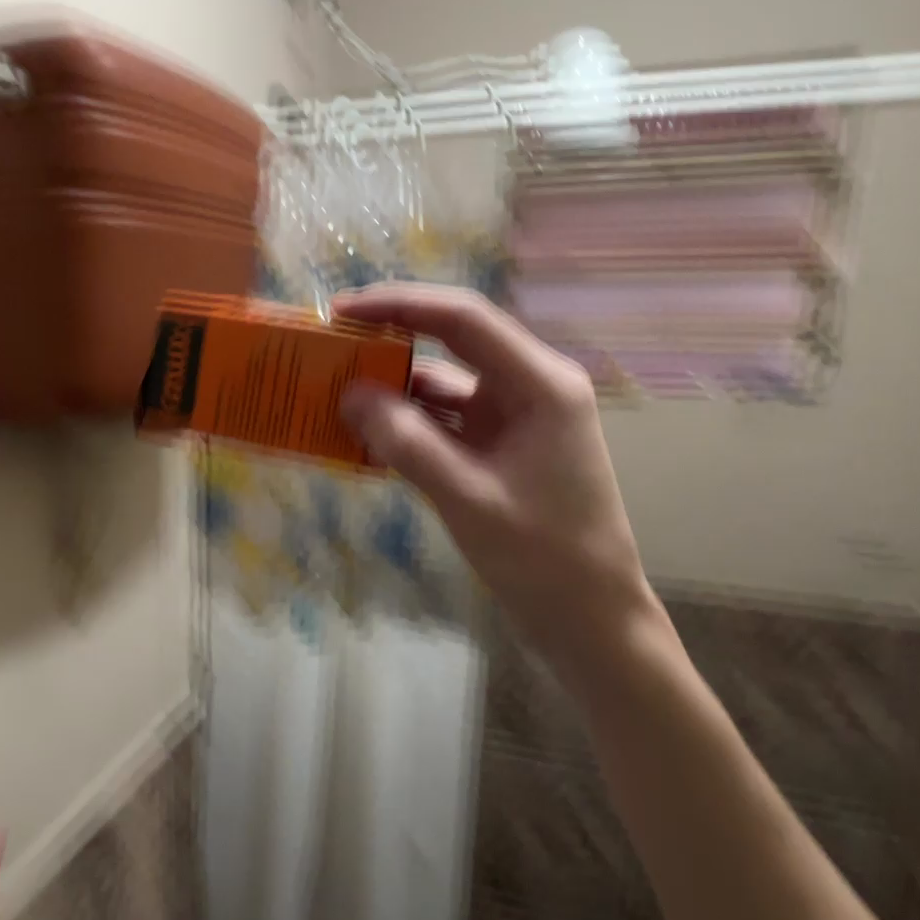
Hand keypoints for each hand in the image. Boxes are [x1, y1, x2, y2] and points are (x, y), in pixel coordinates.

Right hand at [333, 284, 657, 651]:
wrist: (588, 615)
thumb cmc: (541, 556)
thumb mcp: (467, 498)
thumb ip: (407, 442)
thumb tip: (350, 394)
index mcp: (540, 384)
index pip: (463, 319)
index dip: (399, 304)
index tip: (340, 310)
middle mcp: (530, 386)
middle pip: (454, 341)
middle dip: (392, 338)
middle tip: (330, 344)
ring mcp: (516, 416)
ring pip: (446, 382)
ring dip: (395, 385)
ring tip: (336, 387)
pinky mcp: (501, 445)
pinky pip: (447, 419)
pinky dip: (409, 422)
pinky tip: (366, 431)